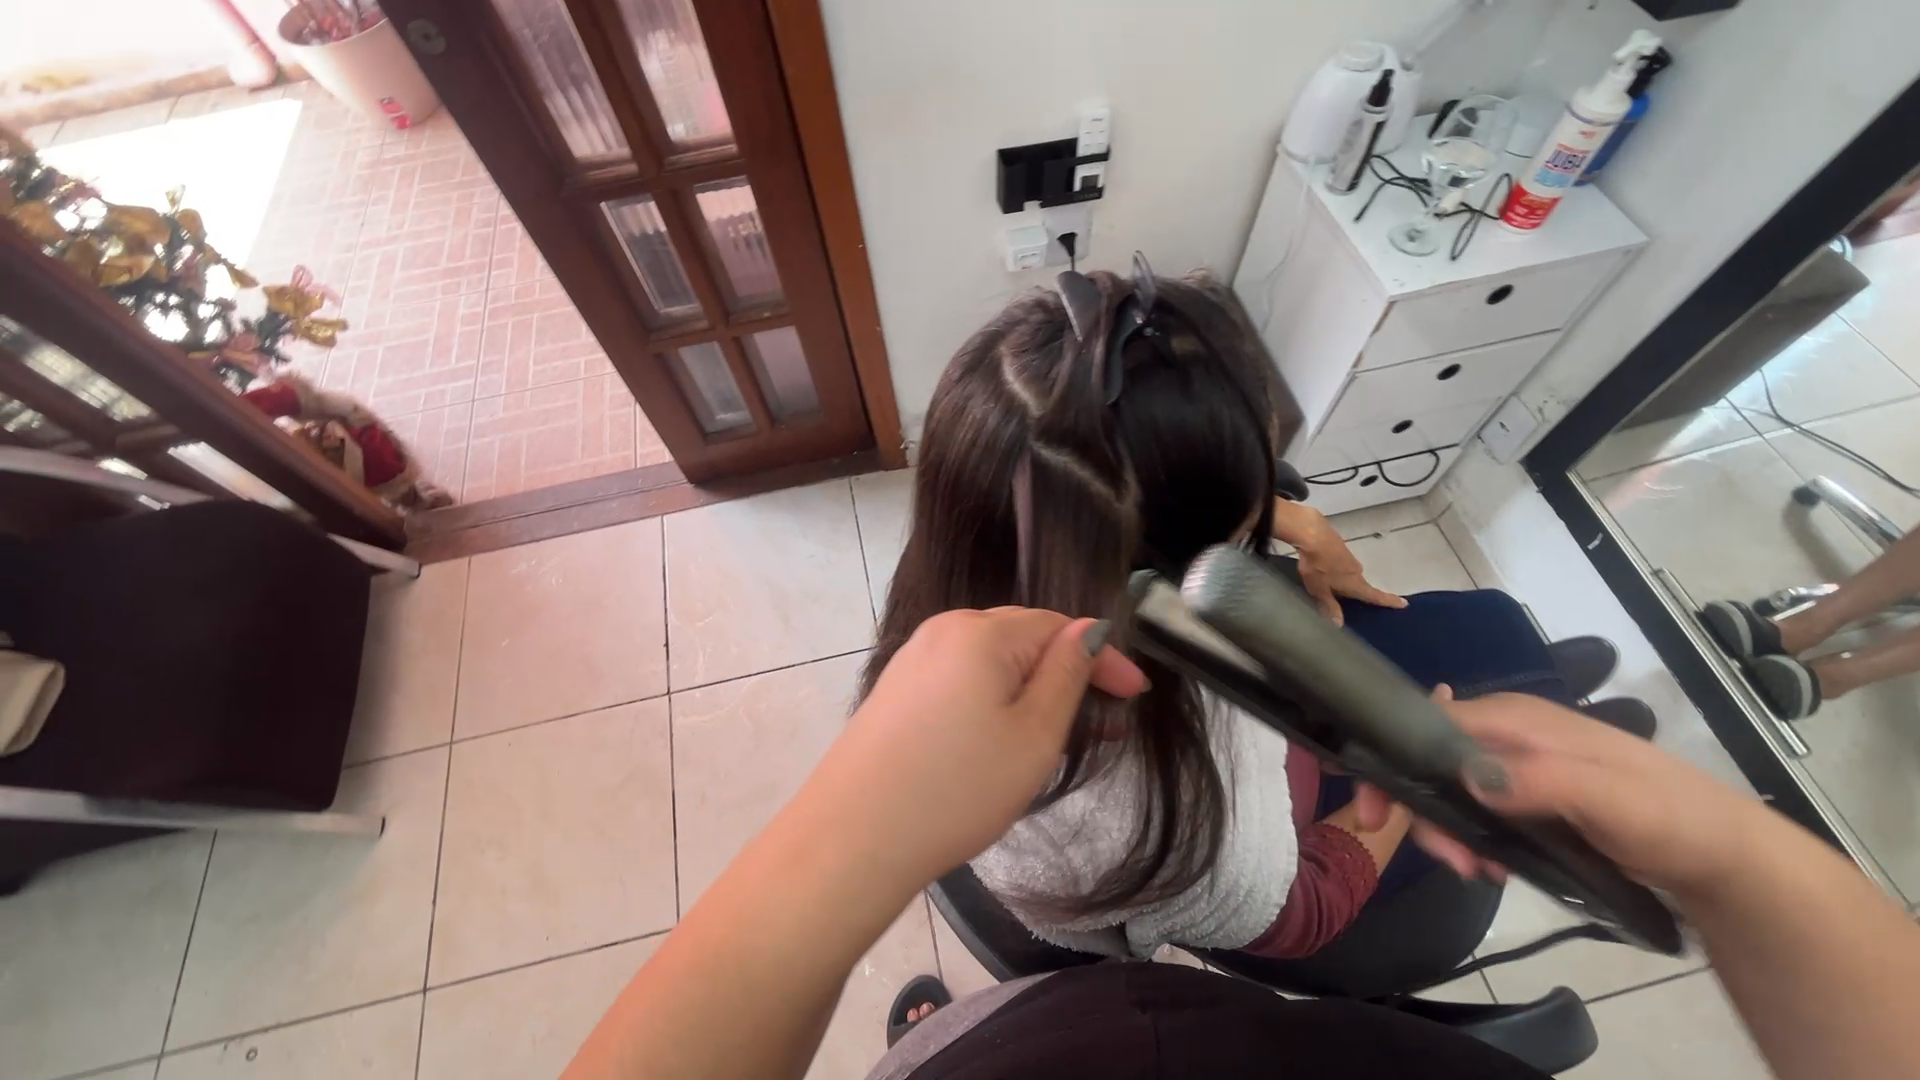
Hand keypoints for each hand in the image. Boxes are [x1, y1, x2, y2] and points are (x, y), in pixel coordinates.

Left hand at [814, 608, 1148, 888]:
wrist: (852, 837)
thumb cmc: (957, 788)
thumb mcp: (1033, 734)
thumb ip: (1067, 674)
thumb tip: (1090, 629)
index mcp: (981, 631)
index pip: (1058, 626)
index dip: (1103, 656)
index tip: (1138, 695)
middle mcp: (943, 630)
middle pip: (1023, 637)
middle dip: (1068, 670)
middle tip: (1105, 720)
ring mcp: (913, 658)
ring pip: (991, 660)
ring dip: (1031, 687)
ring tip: (1060, 733)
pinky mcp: (896, 690)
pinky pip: (961, 678)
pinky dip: (994, 697)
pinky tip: (1002, 735)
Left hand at [1271, 498, 1406, 626]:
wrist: (1314, 535)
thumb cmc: (1318, 566)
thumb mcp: (1320, 590)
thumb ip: (1329, 606)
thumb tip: (1339, 624)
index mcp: (1356, 584)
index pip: (1375, 596)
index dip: (1389, 601)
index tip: (1404, 603)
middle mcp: (1357, 571)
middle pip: (1361, 584)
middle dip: (1357, 591)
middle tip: (1351, 600)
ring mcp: (1350, 558)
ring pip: (1350, 573)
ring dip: (1344, 579)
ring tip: (1331, 584)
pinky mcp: (1340, 548)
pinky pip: (1341, 563)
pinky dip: (1337, 568)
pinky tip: (1324, 568)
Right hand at [1355, 693, 1763, 898]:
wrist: (1725, 857)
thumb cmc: (1669, 817)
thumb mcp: (1610, 798)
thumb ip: (1541, 781)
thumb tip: (1466, 777)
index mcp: (1515, 718)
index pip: (1426, 720)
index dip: (1390, 757)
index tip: (1376, 810)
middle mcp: (1506, 733)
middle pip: (1428, 759)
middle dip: (1423, 809)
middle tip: (1450, 860)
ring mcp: (1515, 765)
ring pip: (1447, 788)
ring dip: (1447, 830)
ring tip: (1474, 870)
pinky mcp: (1525, 795)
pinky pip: (1473, 809)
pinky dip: (1469, 836)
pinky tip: (1489, 865)